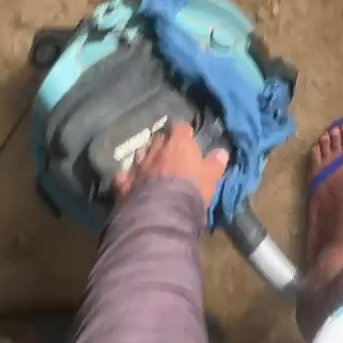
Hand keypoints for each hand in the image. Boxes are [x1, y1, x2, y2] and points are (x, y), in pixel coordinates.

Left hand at [112, 122, 230, 209]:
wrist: (160, 215)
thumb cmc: (191, 191)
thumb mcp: (211, 177)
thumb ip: (215, 163)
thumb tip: (221, 152)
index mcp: (179, 144)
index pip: (181, 127)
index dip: (185, 132)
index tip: (189, 137)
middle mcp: (156, 150)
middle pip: (159, 138)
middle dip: (163, 142)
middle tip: (170, 151)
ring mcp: (137, 167)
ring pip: (140, 154)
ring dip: (145, 157)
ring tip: (150, 164)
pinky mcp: (123, 185)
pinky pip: (122, 177)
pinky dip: (125, 178)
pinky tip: (127, 181)